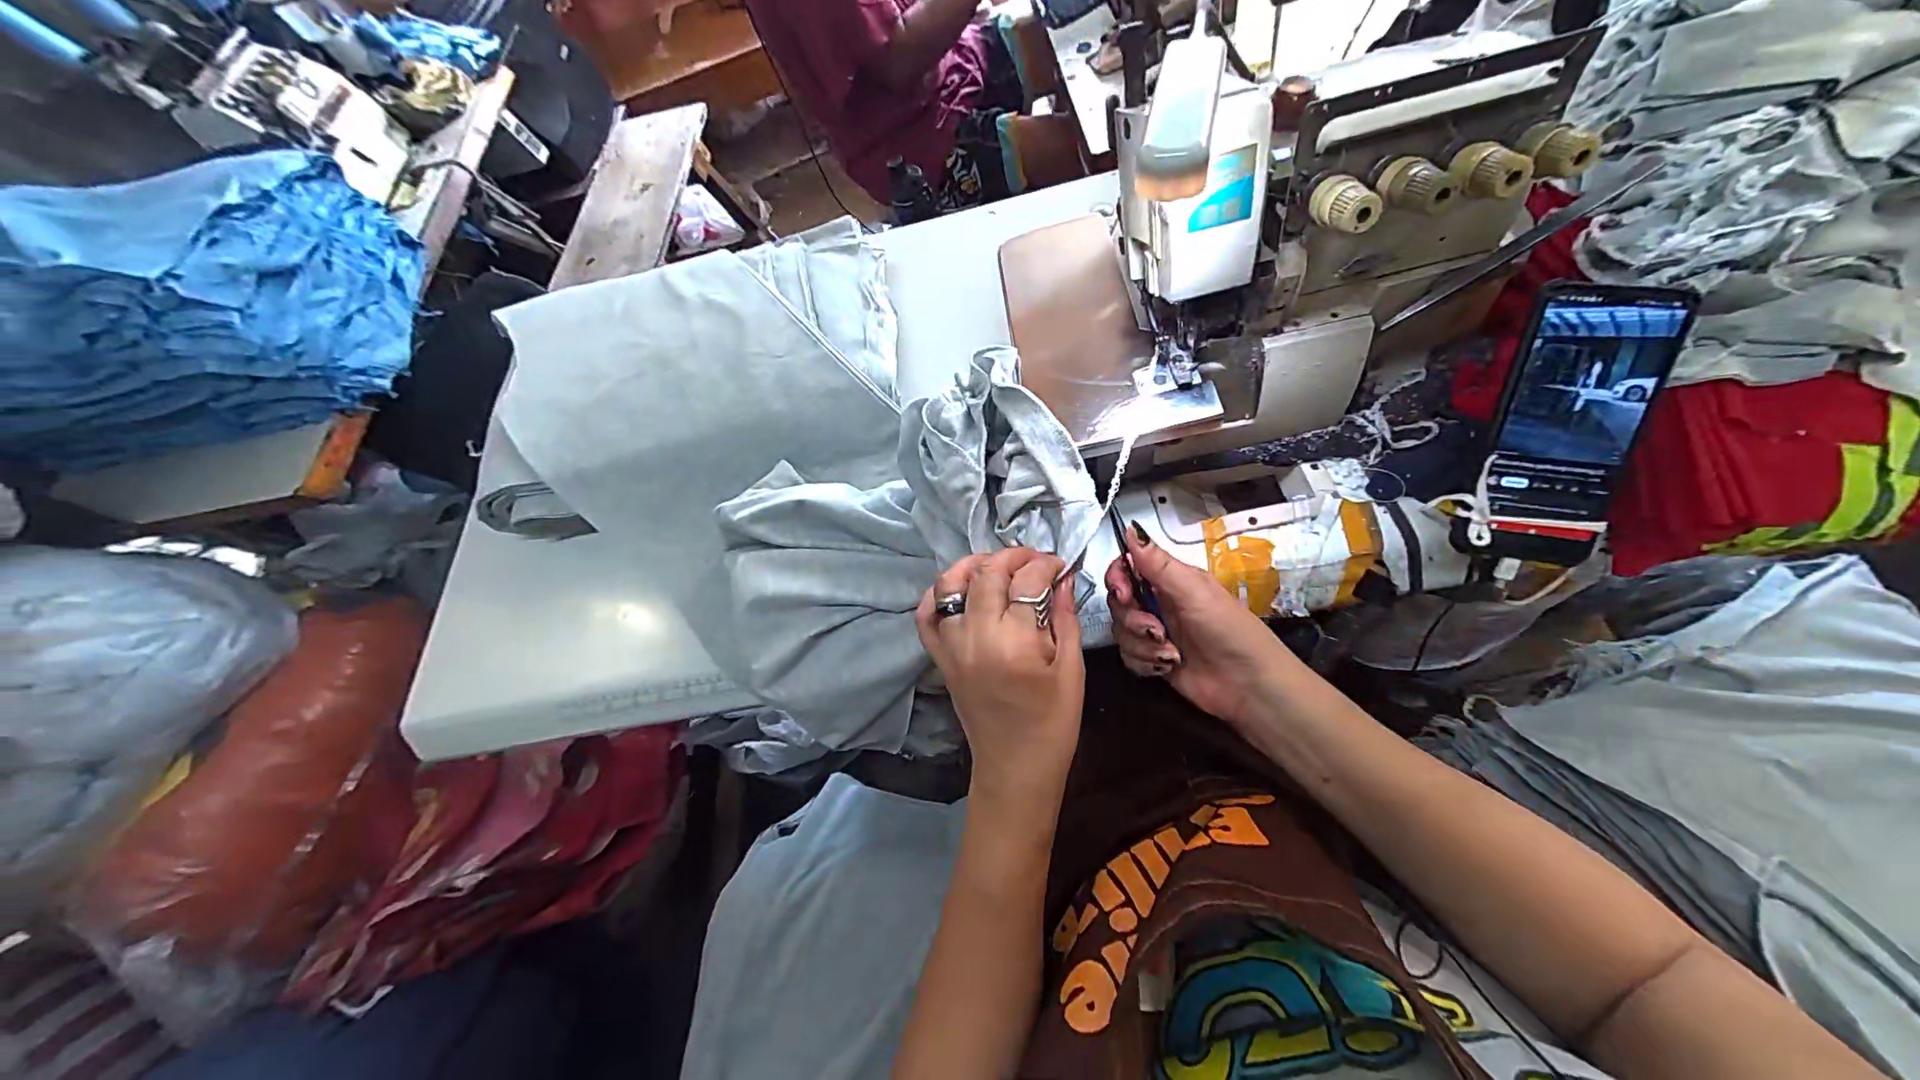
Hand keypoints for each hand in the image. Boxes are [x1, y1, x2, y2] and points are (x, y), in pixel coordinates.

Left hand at [917, 548, 1084, 811]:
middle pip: (987, 574)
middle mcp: (977, 637)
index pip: (1028, 581)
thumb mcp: (1072, 670)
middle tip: (1034, 561)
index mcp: (1016, 643)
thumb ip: (1065, 618)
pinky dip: (938, 594)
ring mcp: (952, 647)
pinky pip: (926, 616)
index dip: (1046, 564)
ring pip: (950, 585)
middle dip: (1014, 557)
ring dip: (974, 566)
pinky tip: (960, 589)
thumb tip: (1062, 579)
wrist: (1015, 766)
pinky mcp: (939, 658)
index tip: (1059, 565)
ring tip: (998, 567)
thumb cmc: (1053, 723)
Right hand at [1104, 521, 1296, 728]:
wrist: (1249, 686)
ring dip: (1141, 644)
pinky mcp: (1155, 659)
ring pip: (1121, 631)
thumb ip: (1158, 563)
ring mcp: (1157, 632)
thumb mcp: (1194, 591)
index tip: (1123, 593)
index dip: (1117, 578)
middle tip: (1156, 629)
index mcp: (1171, 580)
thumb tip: (1132, 528)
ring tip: (1170, 652)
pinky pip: (1128, 656)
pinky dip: (1144, 662)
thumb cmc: (1230, 632)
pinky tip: (1167, 665)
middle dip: (1131, 617)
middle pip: (1119, 602)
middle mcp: (1161, 603)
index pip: (1128, 567)